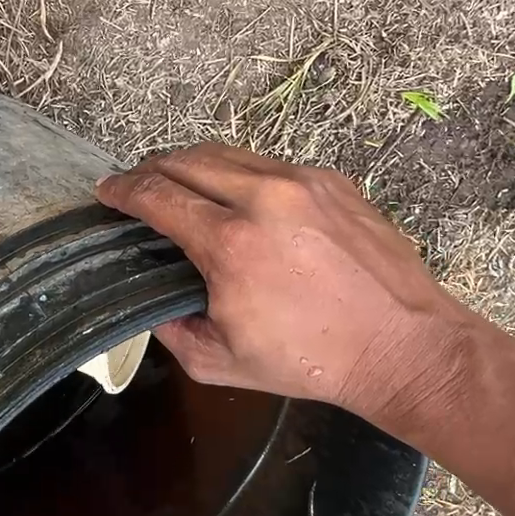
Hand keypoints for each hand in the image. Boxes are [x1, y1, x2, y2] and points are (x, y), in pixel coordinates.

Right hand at [96, 144, 482, 424]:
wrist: (409, 349)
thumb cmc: (310, 362)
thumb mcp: (218, 362)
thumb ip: (168, 329)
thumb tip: (148, 301)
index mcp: (230, 243)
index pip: (155, 196)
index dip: (121, 190)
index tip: (105, 191)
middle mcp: (262, 199)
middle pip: (182, 161)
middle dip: (147, 170)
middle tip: (135, 187)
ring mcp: (301, 182)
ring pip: (222, 154)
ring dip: (187, 165)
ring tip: (176, 183)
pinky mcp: (331, 180)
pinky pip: (263, 163)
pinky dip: (234, 172)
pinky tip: (233, 195)